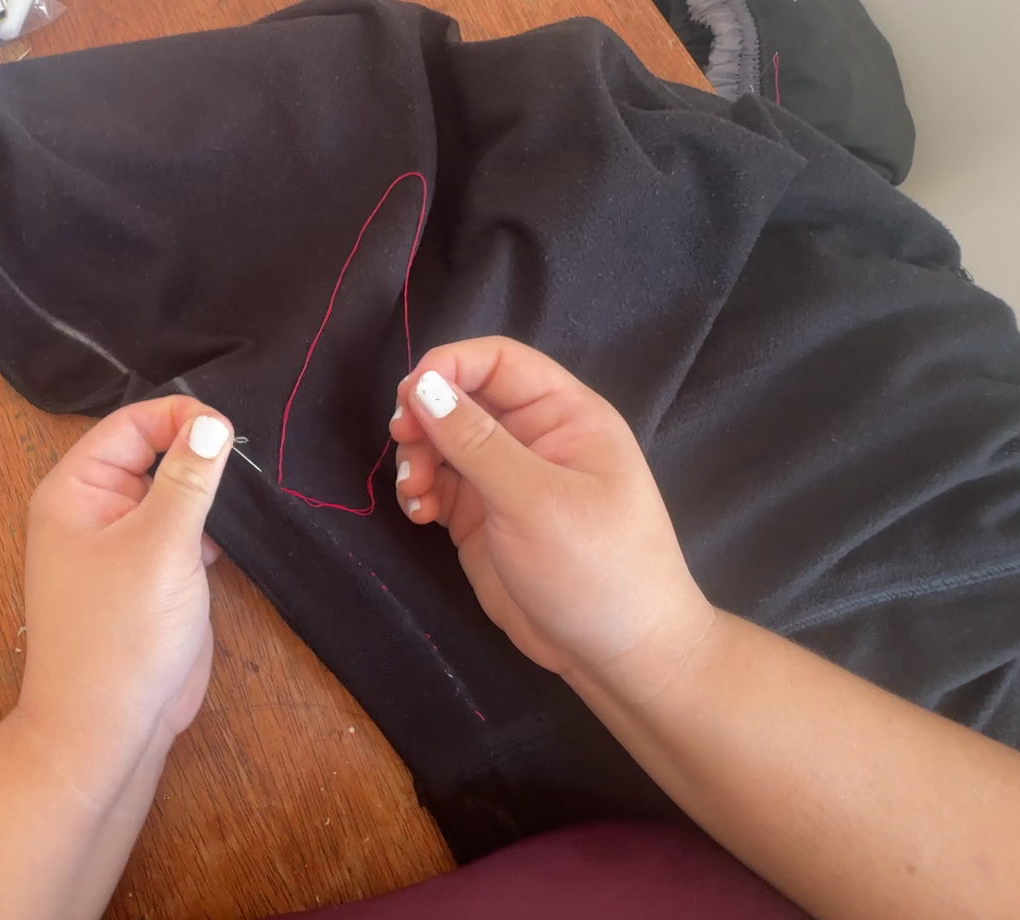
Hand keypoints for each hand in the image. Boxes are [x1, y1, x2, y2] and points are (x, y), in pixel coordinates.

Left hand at [17, 396, 233, 764]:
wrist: (110, 730)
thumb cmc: (122, 632)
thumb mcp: (160, 546)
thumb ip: (187, 479)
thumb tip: (212, 421)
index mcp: (77, 489)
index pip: (131, 425)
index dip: (179, 416)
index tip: (230, 429)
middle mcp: (97, 507)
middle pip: (152, 453)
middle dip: (196, 452)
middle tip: (248, 456)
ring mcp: (125, 541)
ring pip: (171, 490)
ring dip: (206, 488)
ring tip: (247, 489)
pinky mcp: (153, 570)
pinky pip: (182, 526)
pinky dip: (208, 523)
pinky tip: (234, 531)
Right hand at [390, 337, 713, 697]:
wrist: (616, 657)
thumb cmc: (594, 568)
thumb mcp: (533, 500)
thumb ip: (475, 441)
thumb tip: (421, 386)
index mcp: (562, 414)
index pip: (497, 361)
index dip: (448, 366)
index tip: (407, 396)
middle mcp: (529, 436)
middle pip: (459, 398)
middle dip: (424, 418)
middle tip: (403, 444)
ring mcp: (502, 476)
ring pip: (439, 441)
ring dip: (415, 459)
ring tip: (415, 494)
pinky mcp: (479, 513)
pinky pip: (435, 482)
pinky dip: (418, 492)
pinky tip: (420, 516)